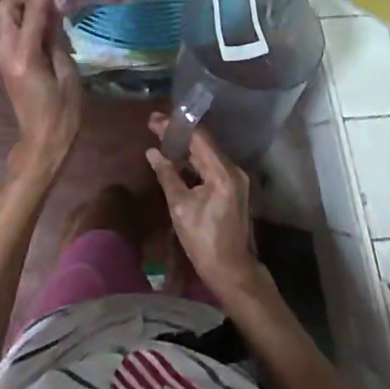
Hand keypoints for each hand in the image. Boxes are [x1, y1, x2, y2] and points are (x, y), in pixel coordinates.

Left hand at [0, 0, 81, 173]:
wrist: (42, 144)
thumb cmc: (62, 114)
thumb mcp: (68, 75)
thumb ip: (57, 41)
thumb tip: (54, 15)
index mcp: (24, 56)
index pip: (32, 12)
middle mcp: (7, 52)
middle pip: (6, 8)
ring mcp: (4, 58)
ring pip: (6, 19)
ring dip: (25, 5)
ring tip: (52, 2)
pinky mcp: (9, 64)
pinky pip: (13, 32)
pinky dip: (26, 19)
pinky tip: (48, 22)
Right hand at [146, 113, 258, 290]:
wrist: (229, 268)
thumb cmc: (202, 239)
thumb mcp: (180, 206)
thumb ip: (167, 175)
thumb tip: (152, 152)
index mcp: (222, 172)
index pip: (198, 138)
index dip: (176, 127)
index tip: (155, 120)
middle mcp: (234, 170)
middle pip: (205, 143)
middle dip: (180, 133)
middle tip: (156, 125)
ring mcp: (237, 178)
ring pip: (209, 153)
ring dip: (187, 146)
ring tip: (164, 138)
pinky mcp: (234, 187)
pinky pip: (213, 165)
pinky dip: (195, 159)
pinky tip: (179, 158)